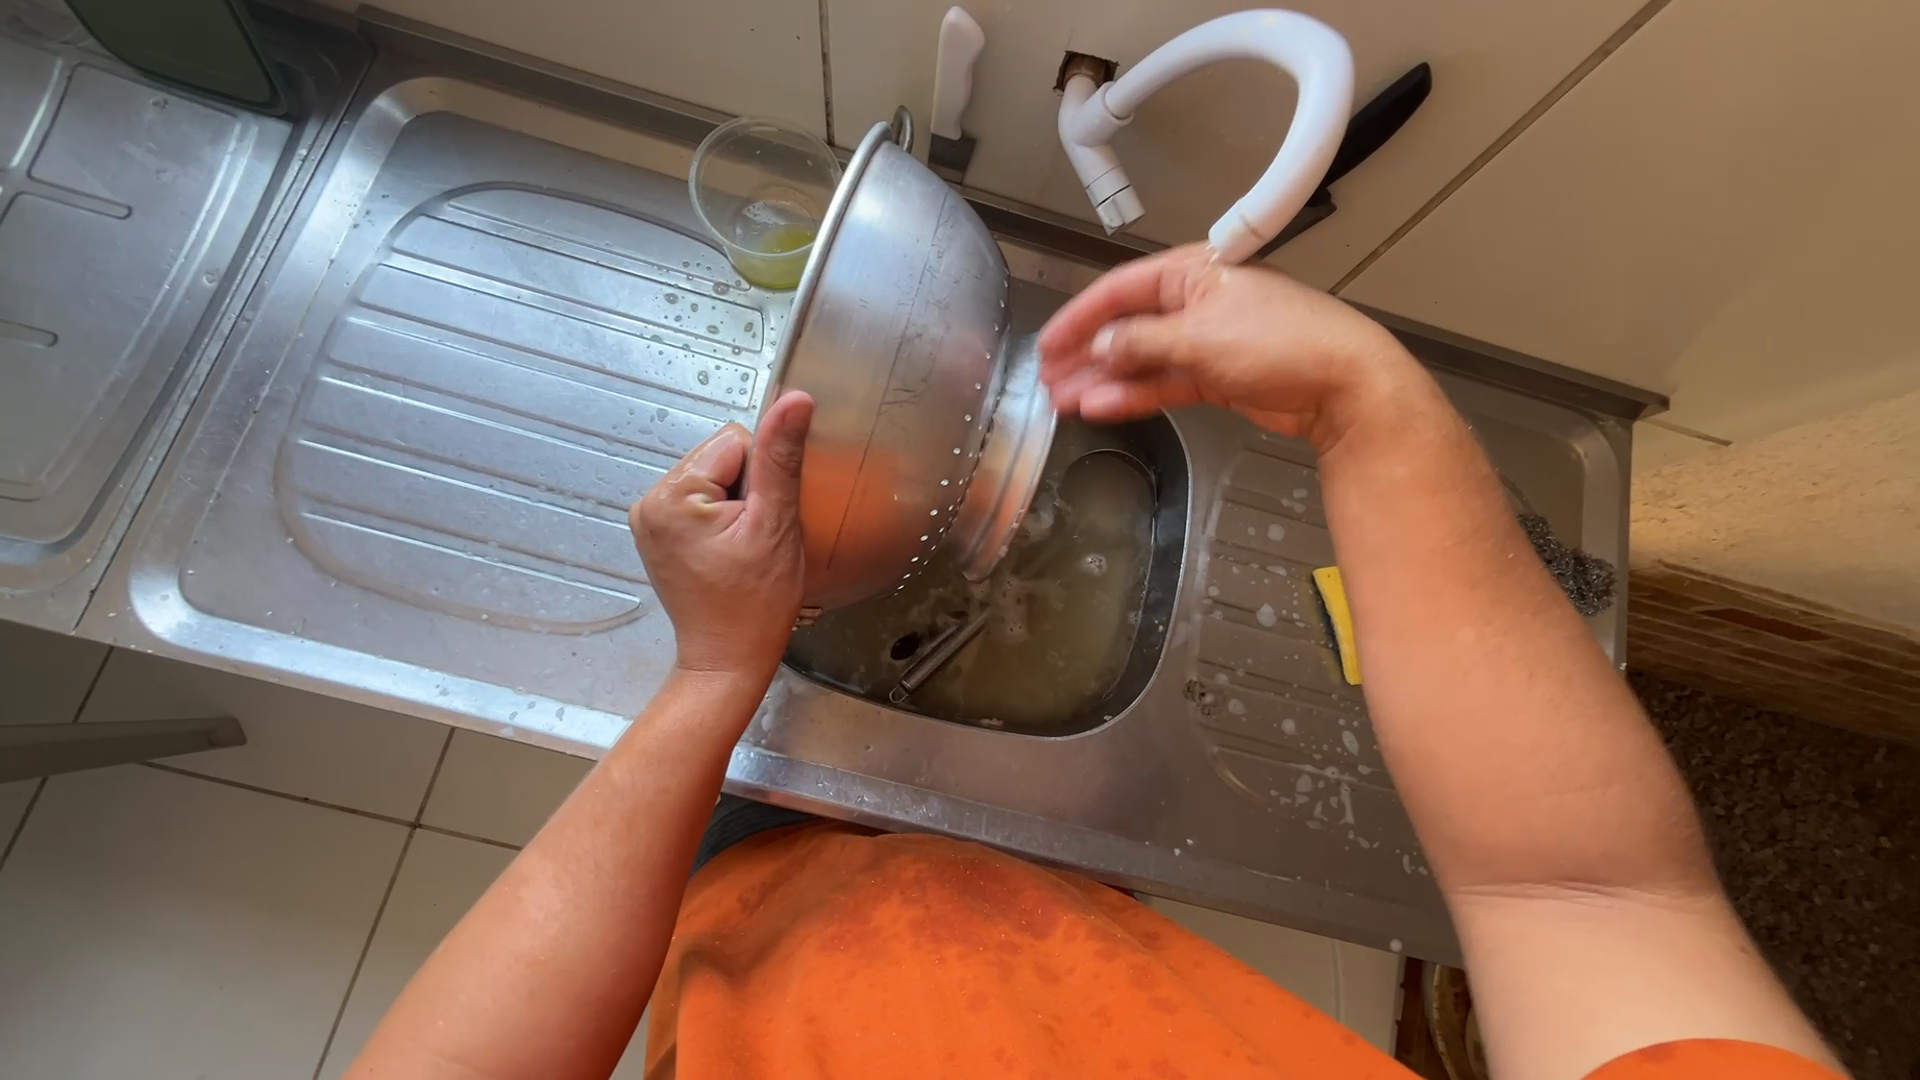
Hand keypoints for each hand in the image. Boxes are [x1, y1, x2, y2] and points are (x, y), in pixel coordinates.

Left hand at [629, 390, 813, 686]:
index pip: (737, 441)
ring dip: (740, 505)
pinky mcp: (660, 532)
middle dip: (750, 491)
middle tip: (756, 537)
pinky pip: (703, 500)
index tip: (763, 521)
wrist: (730, 657)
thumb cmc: (755, 604)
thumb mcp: (776, 524)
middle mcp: (650, 501)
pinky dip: (725, 518)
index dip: (765, 478)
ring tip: (744, 546)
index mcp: (672, 495)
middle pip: (723, 456)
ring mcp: (650, 518)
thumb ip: (781, 458)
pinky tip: (732, 549)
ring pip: (716, 477)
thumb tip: (795, 401)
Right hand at [1038, 244, 1423, 451]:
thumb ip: (1140, 342)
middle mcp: (1194, 304)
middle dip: (1085, 354)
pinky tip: (1102, 406)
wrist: (1343, 387)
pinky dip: (1132, 396)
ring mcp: (1202, 342)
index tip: (1048, 343)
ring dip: (1102, 380)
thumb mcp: (1200, 337)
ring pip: (1139, 360)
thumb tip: (1098, 346)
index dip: (1079, 317)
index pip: (1120, 290)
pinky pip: (1160, 384)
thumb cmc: (1284, 343)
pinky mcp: (1211, 377)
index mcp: (1193, 273)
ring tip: (1065, 401)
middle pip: (1125, 327)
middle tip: (1049, 378)